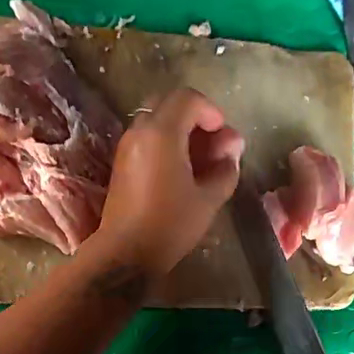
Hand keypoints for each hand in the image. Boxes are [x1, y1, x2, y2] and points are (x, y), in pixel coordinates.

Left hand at [88, 88, 243, 276]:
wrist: (125, 254)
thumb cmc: (170, 225)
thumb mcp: (207, 200)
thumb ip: (225, 170)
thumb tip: (232, 152)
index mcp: (161, 133)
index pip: (188, 99)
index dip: (211, 111)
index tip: (224, 134)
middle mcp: (139, 132)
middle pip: (169, 106)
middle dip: (194, 119)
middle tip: (213, 145)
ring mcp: (126, 148)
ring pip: (156, 123)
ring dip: (180, 133)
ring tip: (200, 162)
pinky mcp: (121, 166)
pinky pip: (146, 141)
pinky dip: (165, 146)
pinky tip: (181, 173)